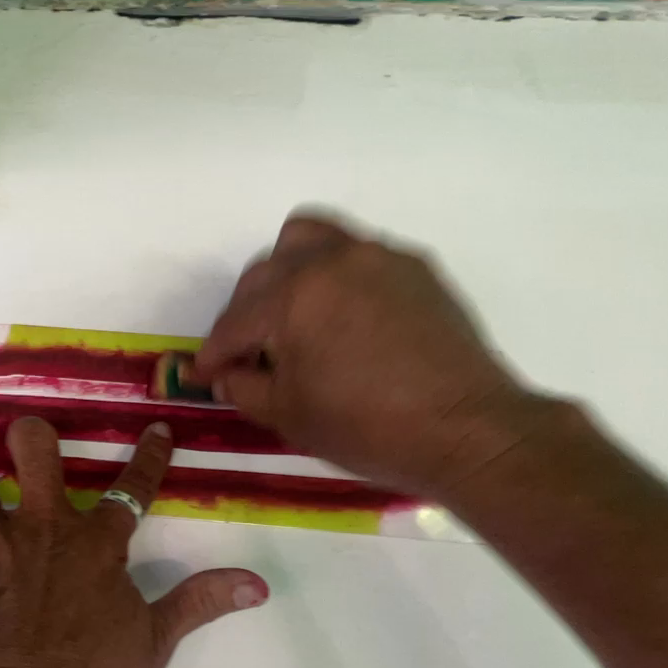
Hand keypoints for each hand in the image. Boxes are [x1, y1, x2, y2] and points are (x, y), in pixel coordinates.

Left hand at [0, 417, 268, 667]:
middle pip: (37, 460)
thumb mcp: (156, 640)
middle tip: (23, 432)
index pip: (132, 490)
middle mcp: (45, 532)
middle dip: (31, 439)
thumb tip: (258, 585)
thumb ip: (201, 601)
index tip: (156, 430)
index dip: (148, 459)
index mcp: (98, 545)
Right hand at [194, 213, 552, 499]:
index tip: (202, 375)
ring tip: (291, 316)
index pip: (234, 321)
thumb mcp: (288, 415)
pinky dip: (334, 279)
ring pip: (311, 239)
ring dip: (286, 273)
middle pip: (265, 270)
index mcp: (294, 297)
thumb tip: (226, 373)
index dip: (212, 353)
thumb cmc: (365, 428)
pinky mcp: (415, 268)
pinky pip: (356, 255)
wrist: (464, 429)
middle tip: (250, 355)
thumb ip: (244, 386)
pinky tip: (342, 322)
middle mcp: (332, 261)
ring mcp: (379, 257)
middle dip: (245, 313)